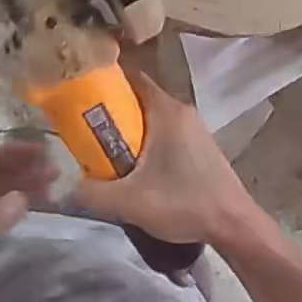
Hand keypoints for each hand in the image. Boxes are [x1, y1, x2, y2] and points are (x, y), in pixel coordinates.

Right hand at [74, 72, 268, 246]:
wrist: (234, 224)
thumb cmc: (184, 203)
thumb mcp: (130, 202)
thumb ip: (92, 193)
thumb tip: (66, 186)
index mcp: (167, 111)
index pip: (131, 77)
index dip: (104, 82)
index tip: (80, 96)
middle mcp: (182, 111)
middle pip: (139, 97)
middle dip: (112, 110)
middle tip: (86, 130)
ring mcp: (194, 127)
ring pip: (153, 116)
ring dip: (130, 128)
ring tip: (106, 150)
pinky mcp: (200, 145)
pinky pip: (166, 130)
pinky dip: (147, 139)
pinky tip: (136, 166)